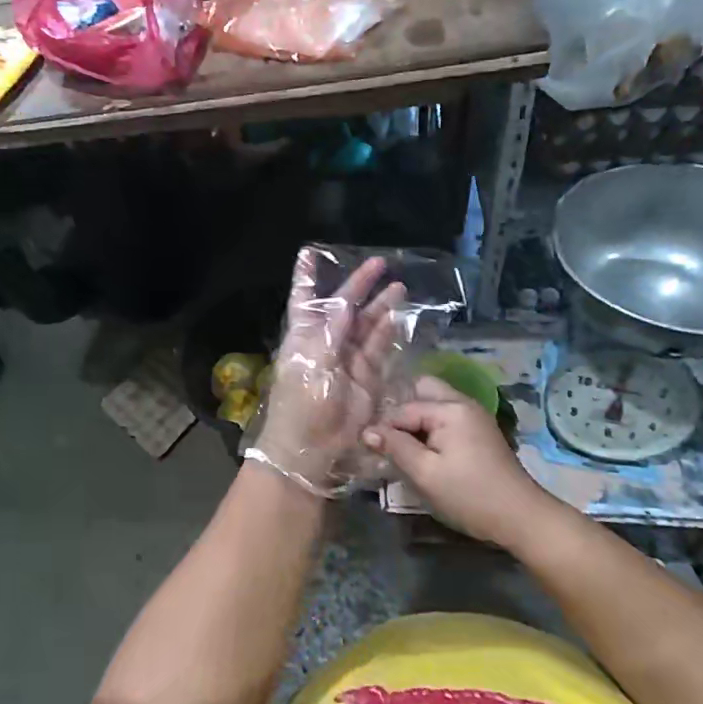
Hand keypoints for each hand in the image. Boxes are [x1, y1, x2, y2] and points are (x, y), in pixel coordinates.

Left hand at [250, 250, 405, 494]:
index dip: (307, 277)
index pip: (305, 300)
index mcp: (304, 338)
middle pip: (344, 308)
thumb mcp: (313, 363)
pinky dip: (388, 331)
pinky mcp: (367, 378)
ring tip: (399, 285)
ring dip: (380, 306)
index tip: (309, 252)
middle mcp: (326, 344)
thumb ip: (331, 330)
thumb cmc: (303, 404)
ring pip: (366, 325)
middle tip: (379, 263)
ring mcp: (347, 361)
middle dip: (359, 285)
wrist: (312, 451)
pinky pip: (379, 348)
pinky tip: (399, 314)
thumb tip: (344, 301)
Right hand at [362, 376, 561, 545]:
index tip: (369, 449)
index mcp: (450, 408)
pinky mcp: (479, 431)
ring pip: (435, 403)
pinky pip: (447, 417)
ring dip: (417, 420)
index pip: (404, 408)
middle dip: (401, 412)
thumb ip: (395, 447)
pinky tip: (423, 450)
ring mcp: (474, 415)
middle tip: (386, 440)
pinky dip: (432, 427)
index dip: (384, 428)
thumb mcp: (425, 474)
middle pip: (423, 391)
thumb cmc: (469, 495)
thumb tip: (367, 431)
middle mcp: (463, 402)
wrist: (519, 516)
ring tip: (401, 447)